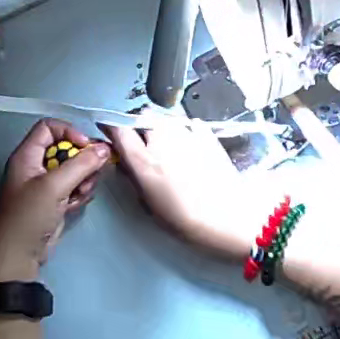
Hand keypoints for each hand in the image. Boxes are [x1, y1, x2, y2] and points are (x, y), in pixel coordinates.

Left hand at [0, 119, 111, 282]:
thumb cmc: (29, 216)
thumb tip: (105, 148)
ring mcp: (46, 184)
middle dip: (83, 160)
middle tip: (92, 173)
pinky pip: (75, 185)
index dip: (70, 133)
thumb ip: (81, 164)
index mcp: (27, 156)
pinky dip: (80, 192)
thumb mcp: (55, 186)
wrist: (18, 254)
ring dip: (84, 178)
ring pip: (75, 168)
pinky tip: (76, 204)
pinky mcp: (55, 199)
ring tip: (81, 193)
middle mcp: (36, 166)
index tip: (86, 148)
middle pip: (67, 148)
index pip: (50, 128)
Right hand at [104, 121, 268, 259]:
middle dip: (142, 126)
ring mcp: (189, 136)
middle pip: (145, 118)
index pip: (120, 131)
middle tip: (146, 143)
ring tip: (170, 145)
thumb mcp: (150, 205)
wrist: (229, 217)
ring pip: (168, 119)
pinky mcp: (209, 137)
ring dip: (164, 127)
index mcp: (145, 162)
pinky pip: (192, 125)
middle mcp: (164, 143)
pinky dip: (188, 131)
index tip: (110, 131)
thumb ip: (135, 179)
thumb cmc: (186, 220)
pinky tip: (192, 146)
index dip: (112, 128)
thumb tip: (126, 163)